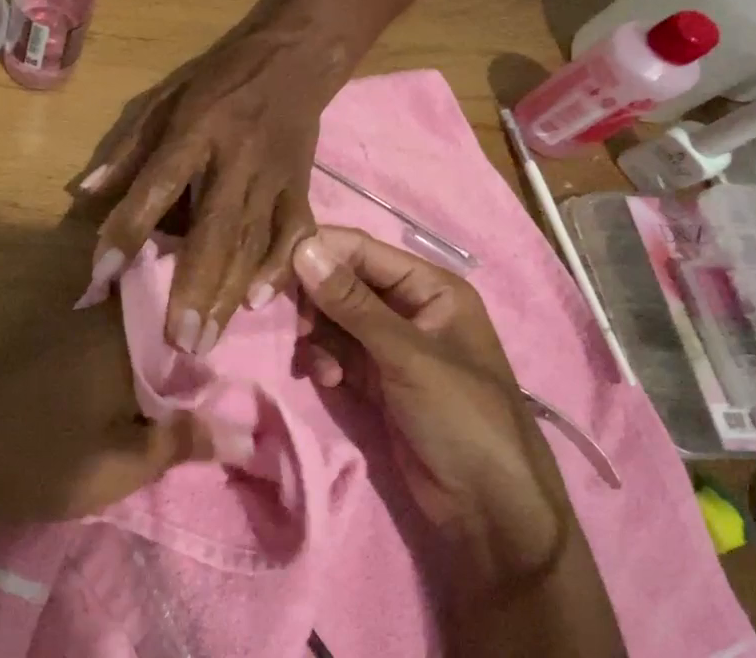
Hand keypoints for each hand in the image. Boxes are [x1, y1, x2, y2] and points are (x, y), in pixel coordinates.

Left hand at [0, 307, 233, 524]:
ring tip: (169, 399)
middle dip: (179, 355)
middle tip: (205, 394)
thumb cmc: (44, 463)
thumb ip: (181, 442)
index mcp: (119, 339)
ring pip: (122, 333)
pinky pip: (93, 340)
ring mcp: (59, 329)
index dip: (211, 348)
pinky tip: (119, 396)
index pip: (181, 325)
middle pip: (152, 324)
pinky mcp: (36, 345)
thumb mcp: (122, 465)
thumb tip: (243, 433)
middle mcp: (91, 320)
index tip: (233, 376)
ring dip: (146, 360)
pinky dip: (115, 363)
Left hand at [77, 28, 343, 354]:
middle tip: (179, 341)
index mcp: (195, 130)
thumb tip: (85, 192)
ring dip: (231, 295)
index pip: (157, 185)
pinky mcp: (303, 186)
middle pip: (216, 229)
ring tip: (209, 342)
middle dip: (197, 288)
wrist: (296, 56)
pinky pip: (295, 234)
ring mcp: (275, 175)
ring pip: (254, 242)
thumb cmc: (218, 78)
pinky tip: (261, 303)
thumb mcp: (162, 98)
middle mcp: (237, 158)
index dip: (128, 229)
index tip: (102, 275)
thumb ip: (126, 148)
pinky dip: (280, 270)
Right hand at [290, 227, 571, 574]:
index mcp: (430, 287)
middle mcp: (408, 307)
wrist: (487, 508)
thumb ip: (351, 302)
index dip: (314, 252)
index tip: (268, 265)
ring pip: (331, 318)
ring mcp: (389, 344)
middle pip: (340, 281)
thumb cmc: (462, 417)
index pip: (360, 250)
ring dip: (315, 335)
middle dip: (310, 299)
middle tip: (285, 320)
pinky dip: (323, 360)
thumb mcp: (406, 355)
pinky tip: (326, 379)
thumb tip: (302, 248)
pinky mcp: (373, 377)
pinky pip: (333, 351)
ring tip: (315, 363)